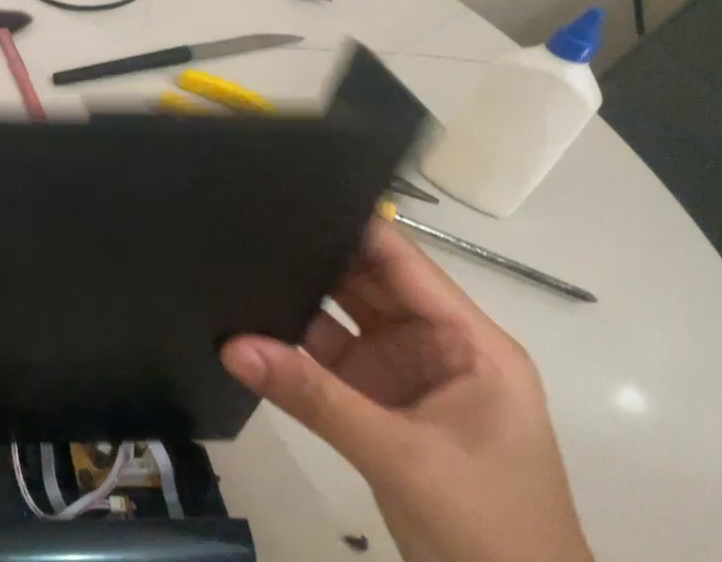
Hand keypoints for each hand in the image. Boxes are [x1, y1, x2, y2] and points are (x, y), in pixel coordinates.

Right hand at [220, 220, 592, 561]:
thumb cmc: (488, 528)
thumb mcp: (401, 456)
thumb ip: (313, 397)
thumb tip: (233, 346)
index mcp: (469, 342)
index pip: (403, 263)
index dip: (353, 226)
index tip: (289, 194)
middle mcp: (434, 347)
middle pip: (366, 284)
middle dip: (313, 257)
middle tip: (244, 224)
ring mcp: (401, 376)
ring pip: (340, 320)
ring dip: (295, 301)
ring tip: (233, 263)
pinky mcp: (375, 406)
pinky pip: (325, 362)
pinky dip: (289, 348)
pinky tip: (245, 325)